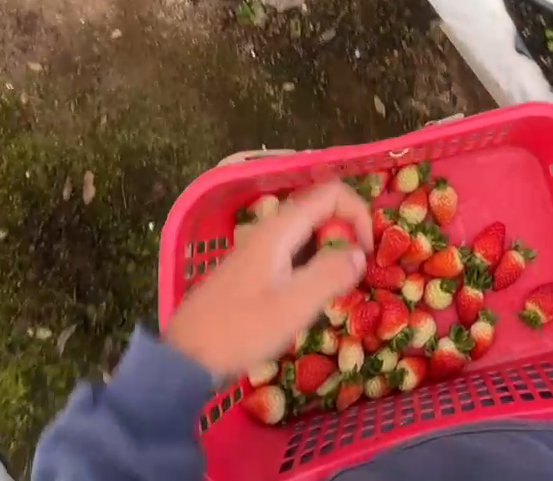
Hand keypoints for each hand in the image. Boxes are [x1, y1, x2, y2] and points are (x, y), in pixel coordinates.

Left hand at [163, 181, 370, 379]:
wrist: (184, 359)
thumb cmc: (240, 330)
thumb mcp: (293, 306)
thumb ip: (331, 274)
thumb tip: (360, 253)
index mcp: (280, 228)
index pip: (331, 192)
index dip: (358, 212)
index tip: (368, 250)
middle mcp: (270, 228)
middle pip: (320, 208)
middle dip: (347, 230)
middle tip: (357, 270)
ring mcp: (259, 247)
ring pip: (308, 230)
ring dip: (331, 247)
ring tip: (339, 284)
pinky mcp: (253, 267)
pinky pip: (294, 249)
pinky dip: (313, 260)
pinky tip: (311, 293)